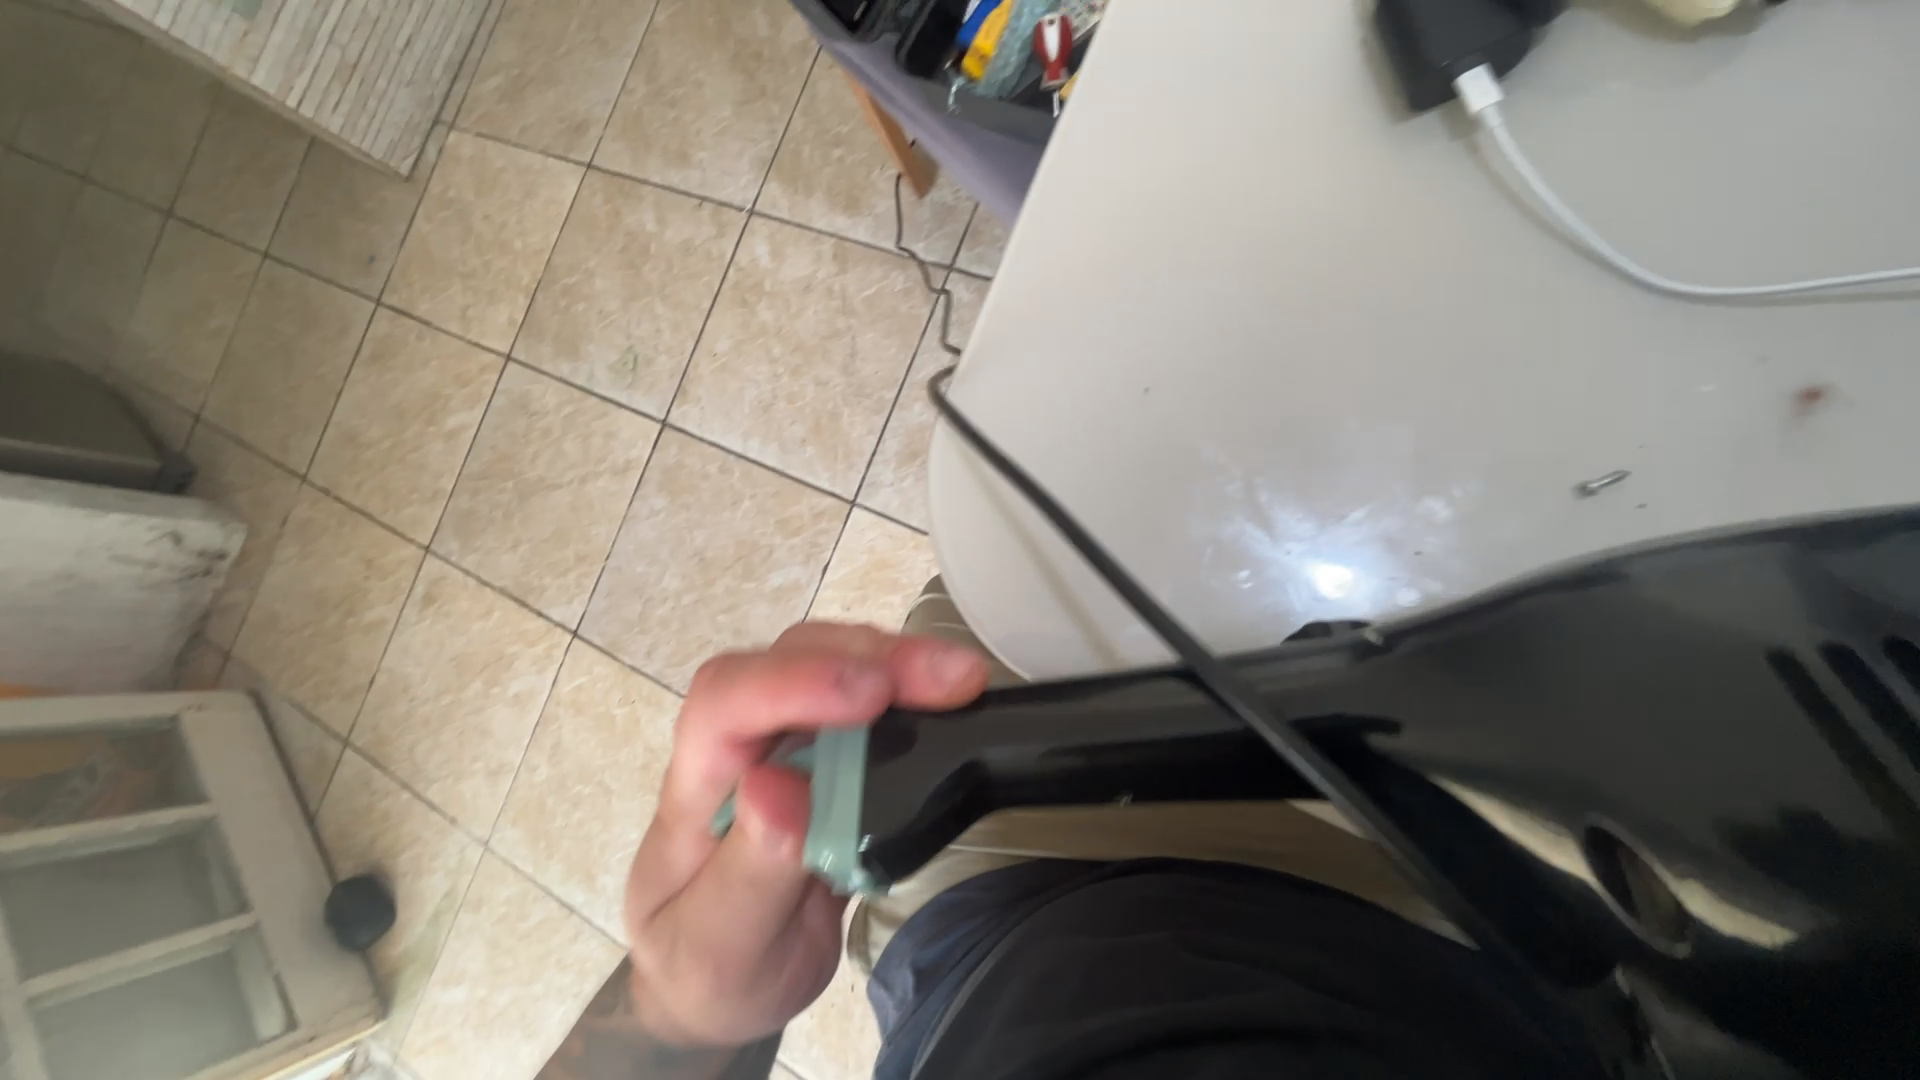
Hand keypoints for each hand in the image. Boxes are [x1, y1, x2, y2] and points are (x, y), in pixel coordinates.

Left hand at [623, 623, 990, 1047]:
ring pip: (833, 662)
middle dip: (871, 657)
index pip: (725, 704)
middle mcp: (743, 743)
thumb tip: (778, 791)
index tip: (870, 695)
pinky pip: (869, 702)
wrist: (725, 981)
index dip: (794, 683)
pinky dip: (913, 692)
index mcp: (696, 786)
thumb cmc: (709, 970)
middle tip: (950, 677)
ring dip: (900, 661)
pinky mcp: (835, 753)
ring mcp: (791, 741)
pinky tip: (952, 699)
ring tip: (963, 679)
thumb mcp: (719, 950)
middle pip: (790, 659)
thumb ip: (748, 876)